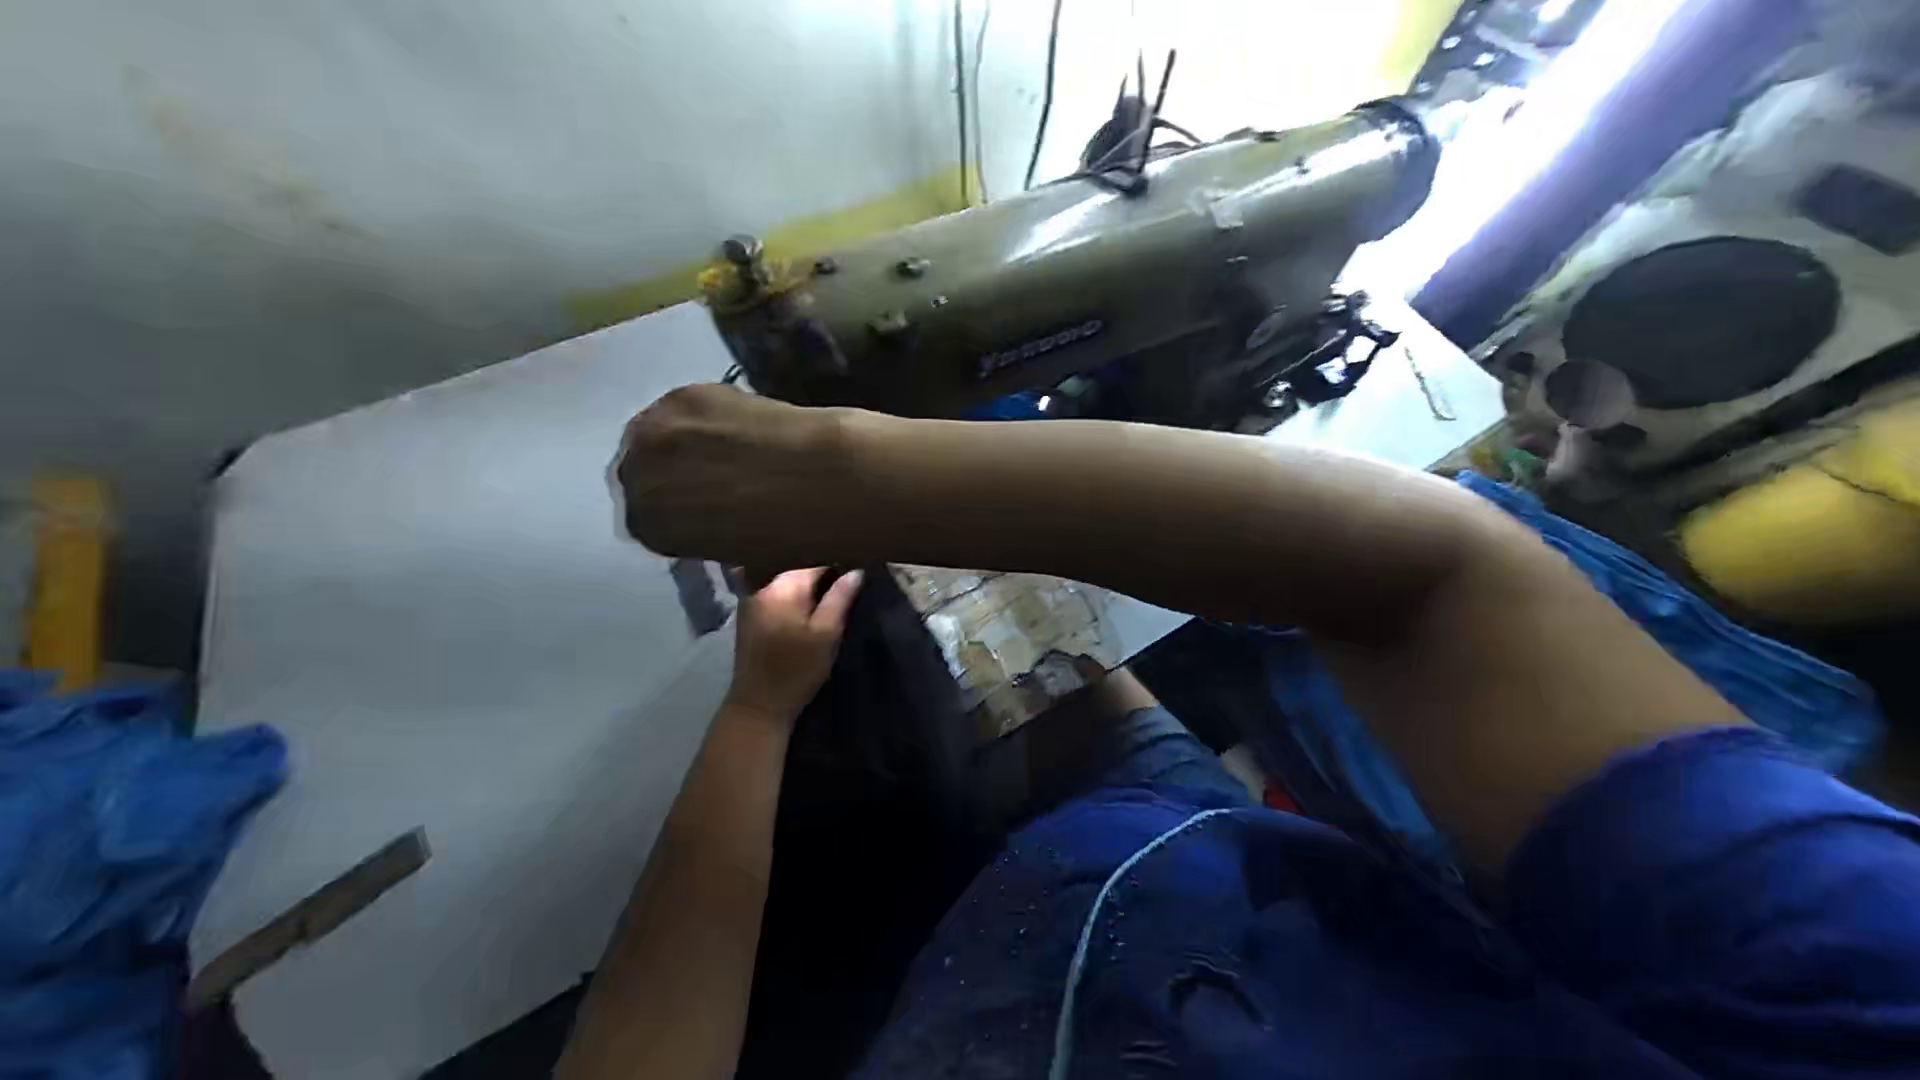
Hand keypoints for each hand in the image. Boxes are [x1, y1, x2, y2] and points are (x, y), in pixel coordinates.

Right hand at [615, 384, 860, 566]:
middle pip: (641, 471)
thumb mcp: (757, 560)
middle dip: (671, 472)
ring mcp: (654, 431)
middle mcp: (636, 479)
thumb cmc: (792, 533)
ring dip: (681, 438)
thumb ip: (739, 560)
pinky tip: (736, 419)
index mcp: (650, 528)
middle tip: (709, 469)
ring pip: (656, 433)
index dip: (677, 510)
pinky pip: (685, 405)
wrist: (820, 480)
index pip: (649, 519)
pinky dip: (706, 412)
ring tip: (721, 441)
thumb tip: (751, 569)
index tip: (701, 504)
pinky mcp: (684, 395)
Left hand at [724, 567, 863, 722]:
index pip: (816, 568)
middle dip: (820, 586)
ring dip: (805, 598)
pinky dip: (790, 608)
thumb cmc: (798, 670)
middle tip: (842, 604)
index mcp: (782, 588)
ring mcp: (751, 605)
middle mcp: (762, 589)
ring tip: (824, 613)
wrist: (759, 706)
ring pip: (787, 590)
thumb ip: (840, 599)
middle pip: (799, 576)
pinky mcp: (748, 622)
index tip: (852, 592)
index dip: (837, 577)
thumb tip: (856, 572)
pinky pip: (775, 603)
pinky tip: (802, 623)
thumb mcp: (827, 634)